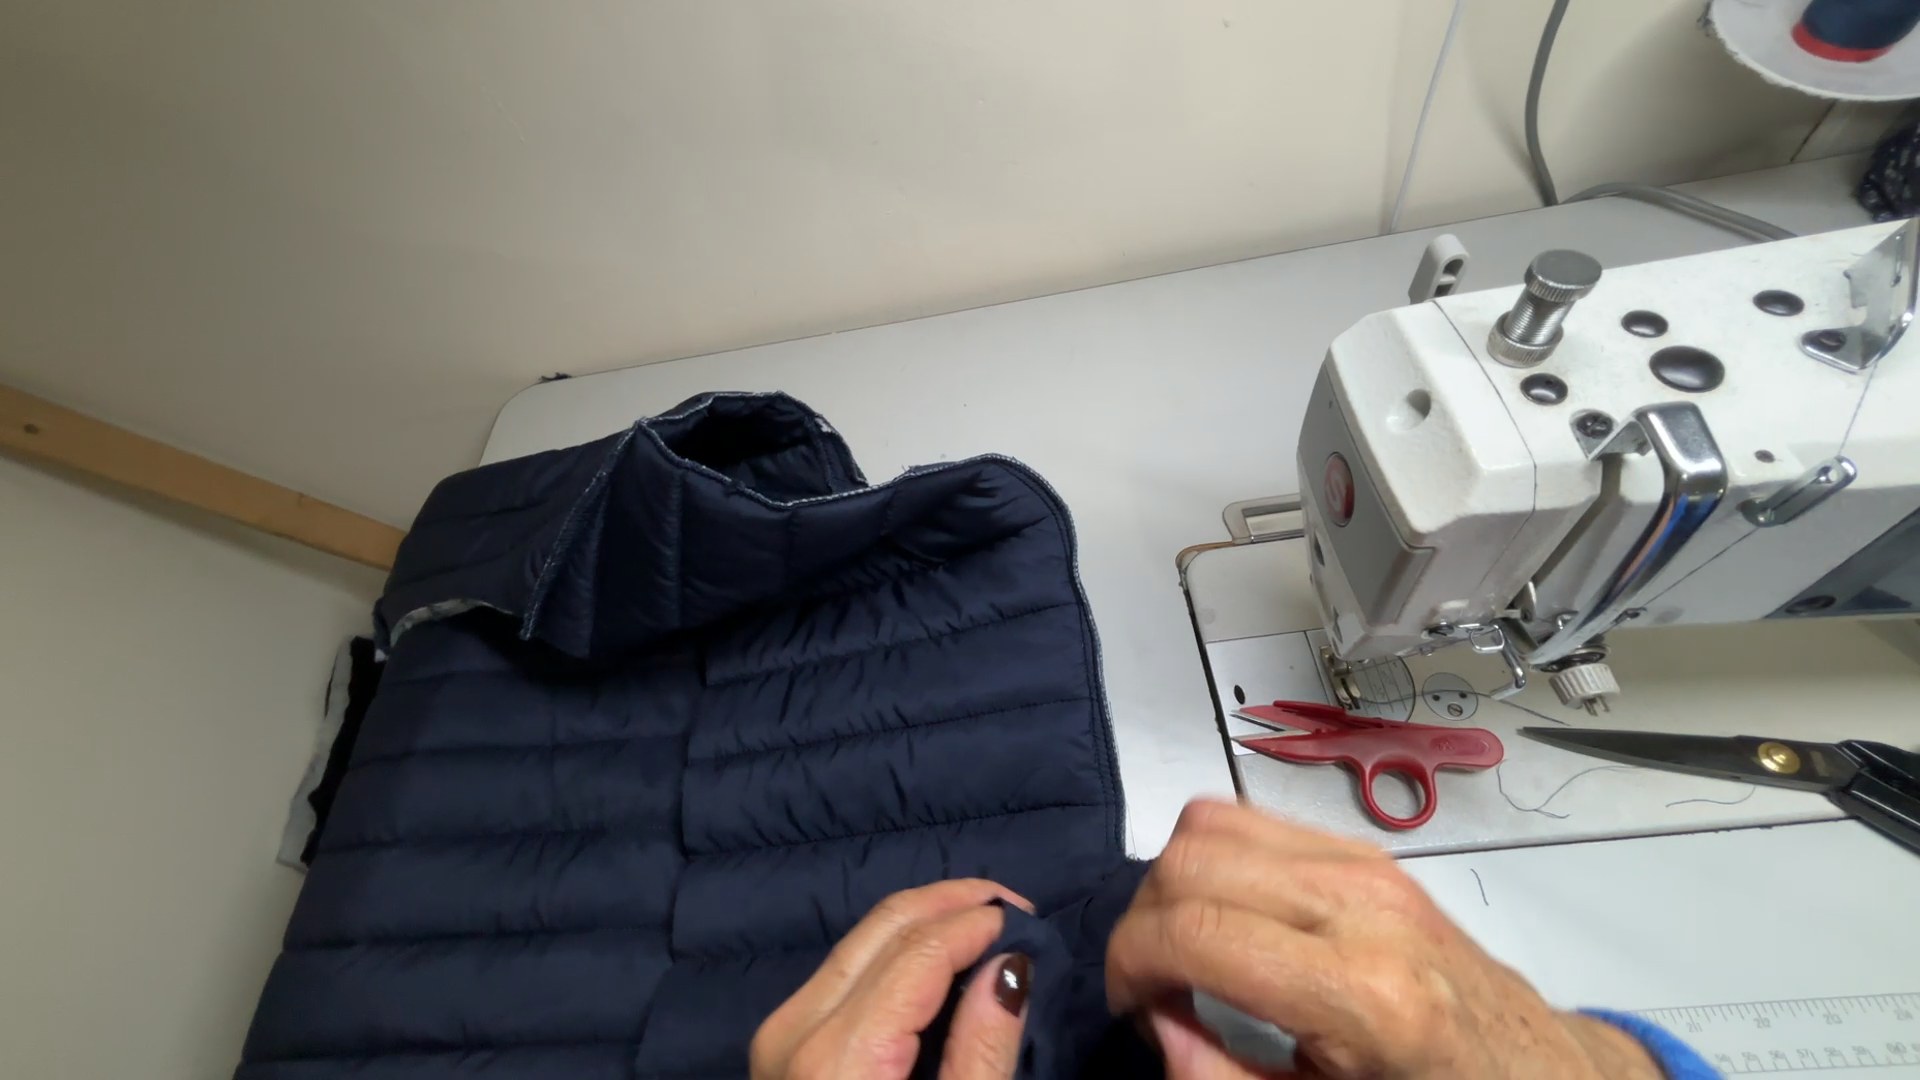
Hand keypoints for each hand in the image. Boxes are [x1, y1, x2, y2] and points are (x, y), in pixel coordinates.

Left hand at [751, 879, 1035, 1079]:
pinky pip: (851, 963)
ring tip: (987, 923)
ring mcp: (783, 1027)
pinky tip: (942, 955)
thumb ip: (983, 1051)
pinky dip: (902, 946)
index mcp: (837, 1054)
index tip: (1030, 920)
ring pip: (866, 935)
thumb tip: (1012, 962)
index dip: (978, 923)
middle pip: (887, 923)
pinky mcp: (783, 1038)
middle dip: (954, 901)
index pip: (919, 950)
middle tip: (1014, 906)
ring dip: (929, 918)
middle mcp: (797, 1022)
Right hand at [1107, 800, 1664, 1079]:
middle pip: (1189, 863)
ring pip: (1206, 823)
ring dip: (1168, 883)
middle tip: (1151, 982)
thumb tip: (1155, 1017)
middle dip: (1142, 921)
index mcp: (1365, 997)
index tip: (1126, 1003)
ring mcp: (1360, 858)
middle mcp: (1358, 903)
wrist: (1549, 1079)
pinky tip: (1220, 910)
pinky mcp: (1357, 844)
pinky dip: (1204, 857)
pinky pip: (1243, 817)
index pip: (1195, 933)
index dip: (1130, 961)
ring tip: (1181, 944)